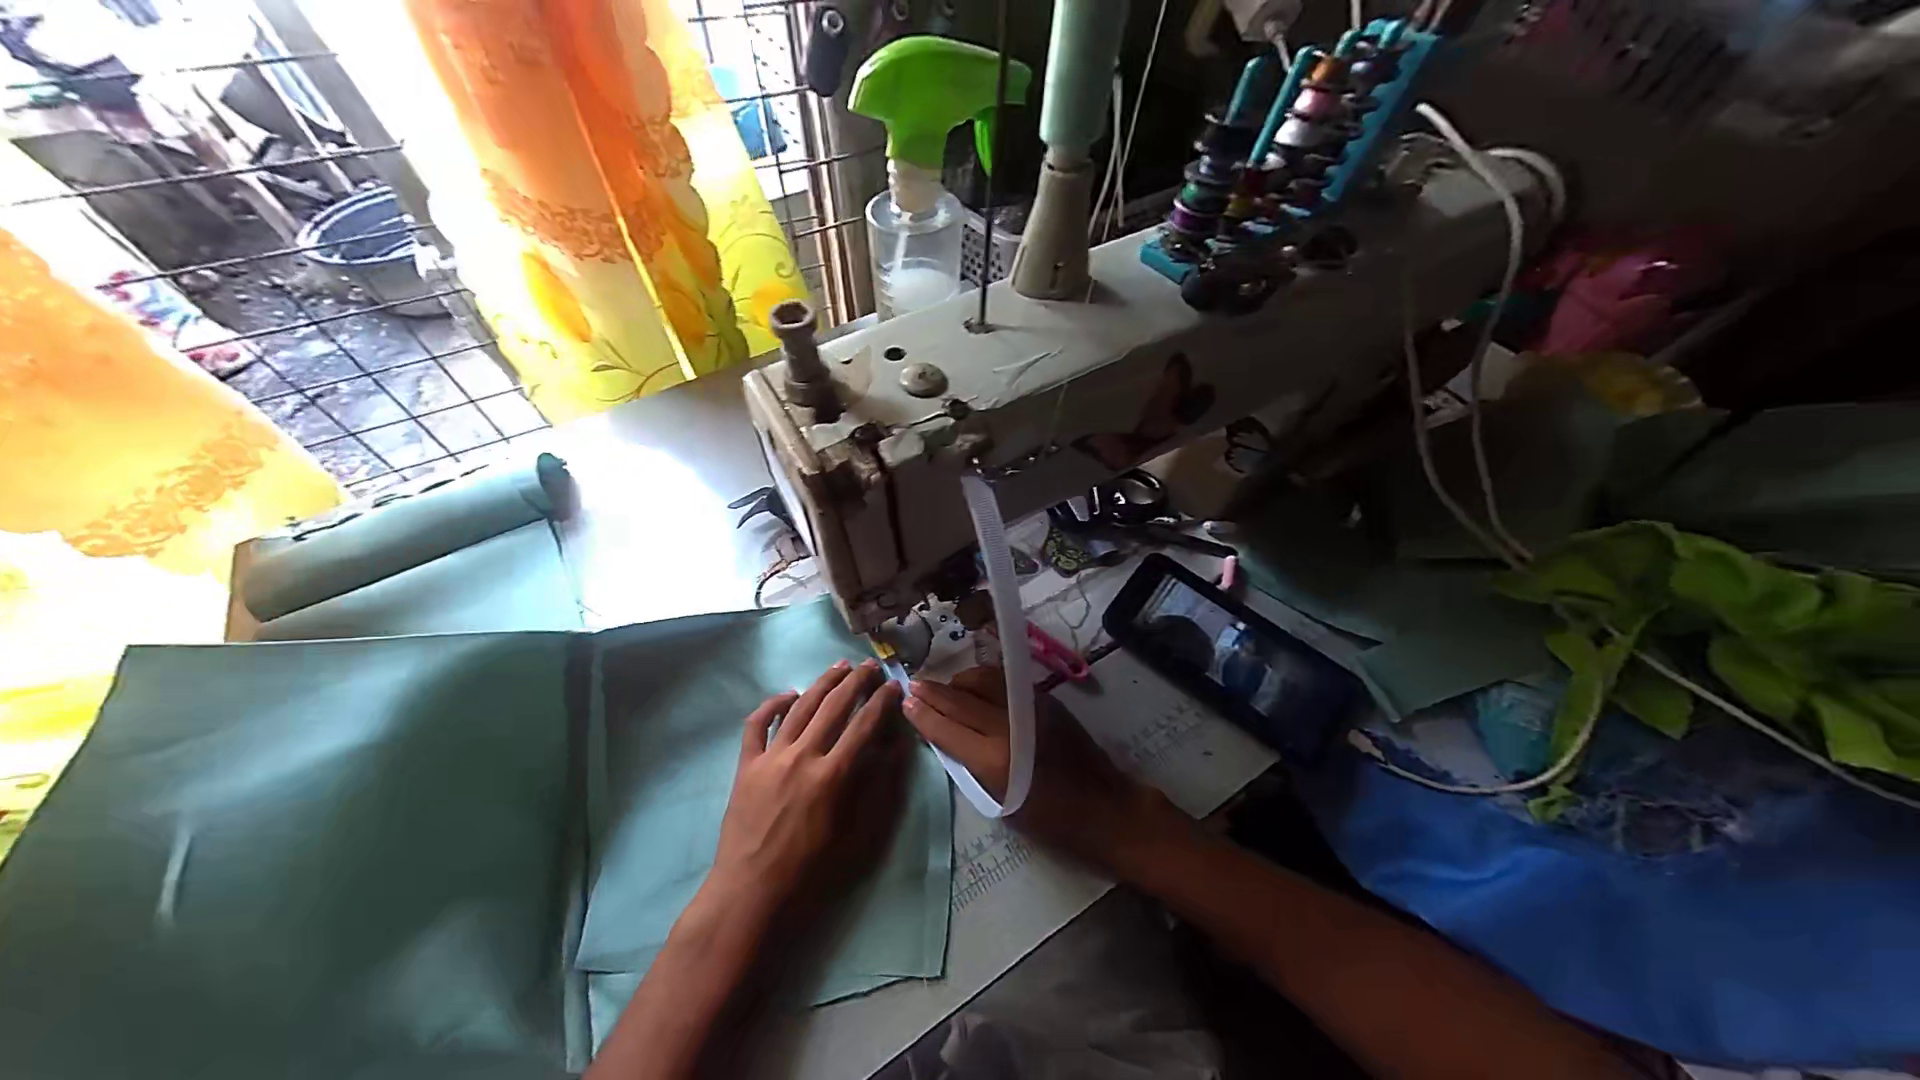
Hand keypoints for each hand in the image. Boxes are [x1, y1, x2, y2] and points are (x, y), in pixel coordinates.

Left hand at [706, 659, 907, 920]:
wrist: (751, 890)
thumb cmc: (810, 870)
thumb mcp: (857, 837)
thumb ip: (878, 790)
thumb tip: (894, 750)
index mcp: (832, 776)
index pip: (864, 726)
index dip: (882, 702)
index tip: (894, 685)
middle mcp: (802, 757)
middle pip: (833, 706)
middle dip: (856, 681)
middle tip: (870, 665)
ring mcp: (770, 758)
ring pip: (799, 707)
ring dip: (822, 683)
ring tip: (839, 666)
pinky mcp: (746, 765)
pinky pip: (757, 724)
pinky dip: (772, 704)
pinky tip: (789, 695)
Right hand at [902, 666, 1186, 875]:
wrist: (1104, 806)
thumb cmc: (1051, 819)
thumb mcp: (1001, 801)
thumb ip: (970, 766)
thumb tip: (945, 738)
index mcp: (994, 759)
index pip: (945, 727)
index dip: (922, 713)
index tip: (905, 702)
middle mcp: (1007, 725)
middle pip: (959, 698)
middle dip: (932, 692)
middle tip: (913, 686)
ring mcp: (1027, 706)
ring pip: (981, 679)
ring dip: (957, 681)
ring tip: (942, 686)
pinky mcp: (1044, 699)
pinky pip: (1003, 681)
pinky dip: (982, 680)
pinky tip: (974, 686)